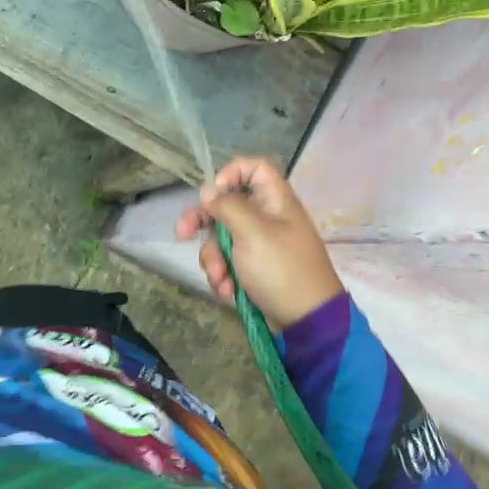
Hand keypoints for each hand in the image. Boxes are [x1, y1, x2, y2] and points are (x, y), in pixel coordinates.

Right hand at [175, 157, 343, 329]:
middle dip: (202, 223)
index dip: (231, 173)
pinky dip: (223, 276)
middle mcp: (266, 218)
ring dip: (214, 260)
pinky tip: (229, 291)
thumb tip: (209, 191)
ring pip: (221, 238)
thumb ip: (228, 207)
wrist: (306, 321)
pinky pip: (227, 262)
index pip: (254, 168)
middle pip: (226, 206)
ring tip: (221, 280)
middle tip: (181, 235)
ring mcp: (259, 245)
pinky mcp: (253, 268)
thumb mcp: (252, 234)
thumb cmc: (281, 270)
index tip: (213, 193)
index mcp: (275, 202)